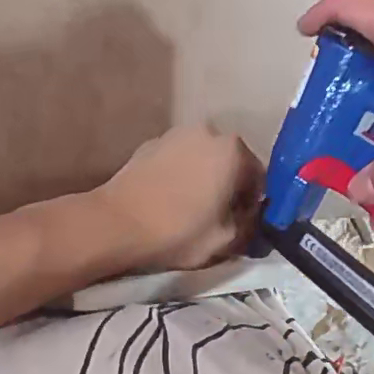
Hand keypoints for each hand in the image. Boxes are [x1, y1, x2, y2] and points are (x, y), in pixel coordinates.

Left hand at [88, 123, 261, 270]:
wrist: (115, 225)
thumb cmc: (177, 233)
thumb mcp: (225, 242)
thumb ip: (249, 228)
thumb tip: (251, 222)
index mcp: (234, 150)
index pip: (258, 179)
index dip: (252, 207)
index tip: (239, 228)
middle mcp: (207, 132)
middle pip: (229, 165)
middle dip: (227, 190)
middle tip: (214, 221)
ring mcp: (174, 135)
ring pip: (200, 162)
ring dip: (202, 182)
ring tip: (187, 213)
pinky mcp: (148, 146)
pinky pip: (175, 163)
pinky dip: (177, 179)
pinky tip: (165, 203)